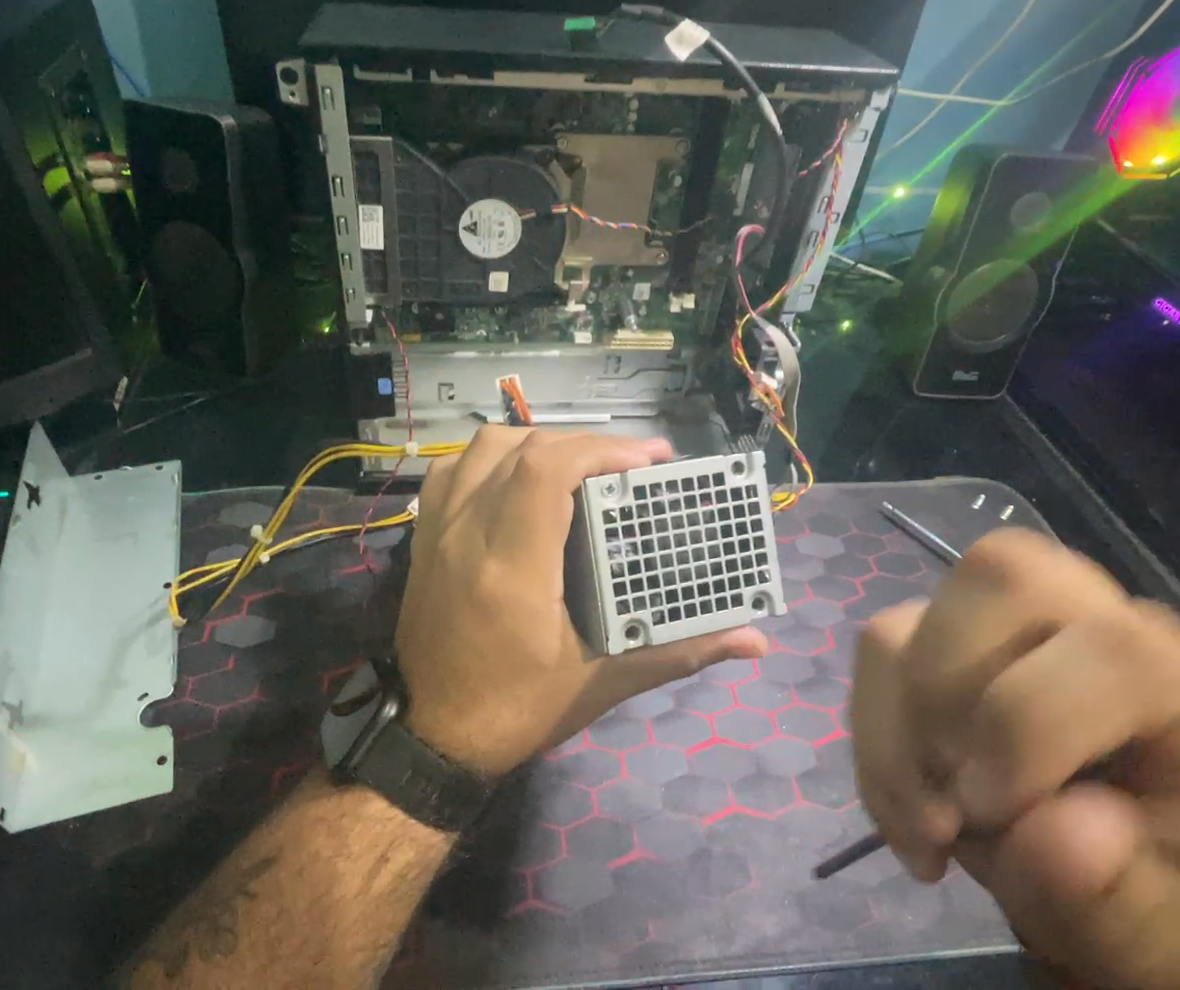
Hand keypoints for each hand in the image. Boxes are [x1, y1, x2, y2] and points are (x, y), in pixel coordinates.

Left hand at [395, 426, 769, 778]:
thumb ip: (677, 652)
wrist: (432, 737)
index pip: (546, 471)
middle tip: (628, 466)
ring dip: (537, 442)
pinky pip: (452, 469)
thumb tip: (754, 641)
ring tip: (579, 464)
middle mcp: (468, 535)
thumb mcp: (600, 683)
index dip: (600, 448)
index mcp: (512, 569)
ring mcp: (439, 533)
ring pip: (483, 448)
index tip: (647, 461)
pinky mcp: (425, 539)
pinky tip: (519, 478)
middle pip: (521, 449)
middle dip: (583, 443)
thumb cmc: (517, 711)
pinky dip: (491, 458)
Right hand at [850, 529, 1179, 989]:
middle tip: (951, 801)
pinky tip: (905, 799)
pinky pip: (881, 650)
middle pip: (1003, 577)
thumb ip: (1108, 890)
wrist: (1117, 886)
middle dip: (944, 695)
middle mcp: (1108, 628)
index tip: (984, 811)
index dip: (1026, 722)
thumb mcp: (1151, 932)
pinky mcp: (952, 637)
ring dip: (896, 725)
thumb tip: (1055, 830)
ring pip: (916, 613)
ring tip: (927, 821)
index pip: (1112, 647)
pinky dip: (874, 730)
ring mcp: (1017, 631)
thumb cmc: (1154, 904)